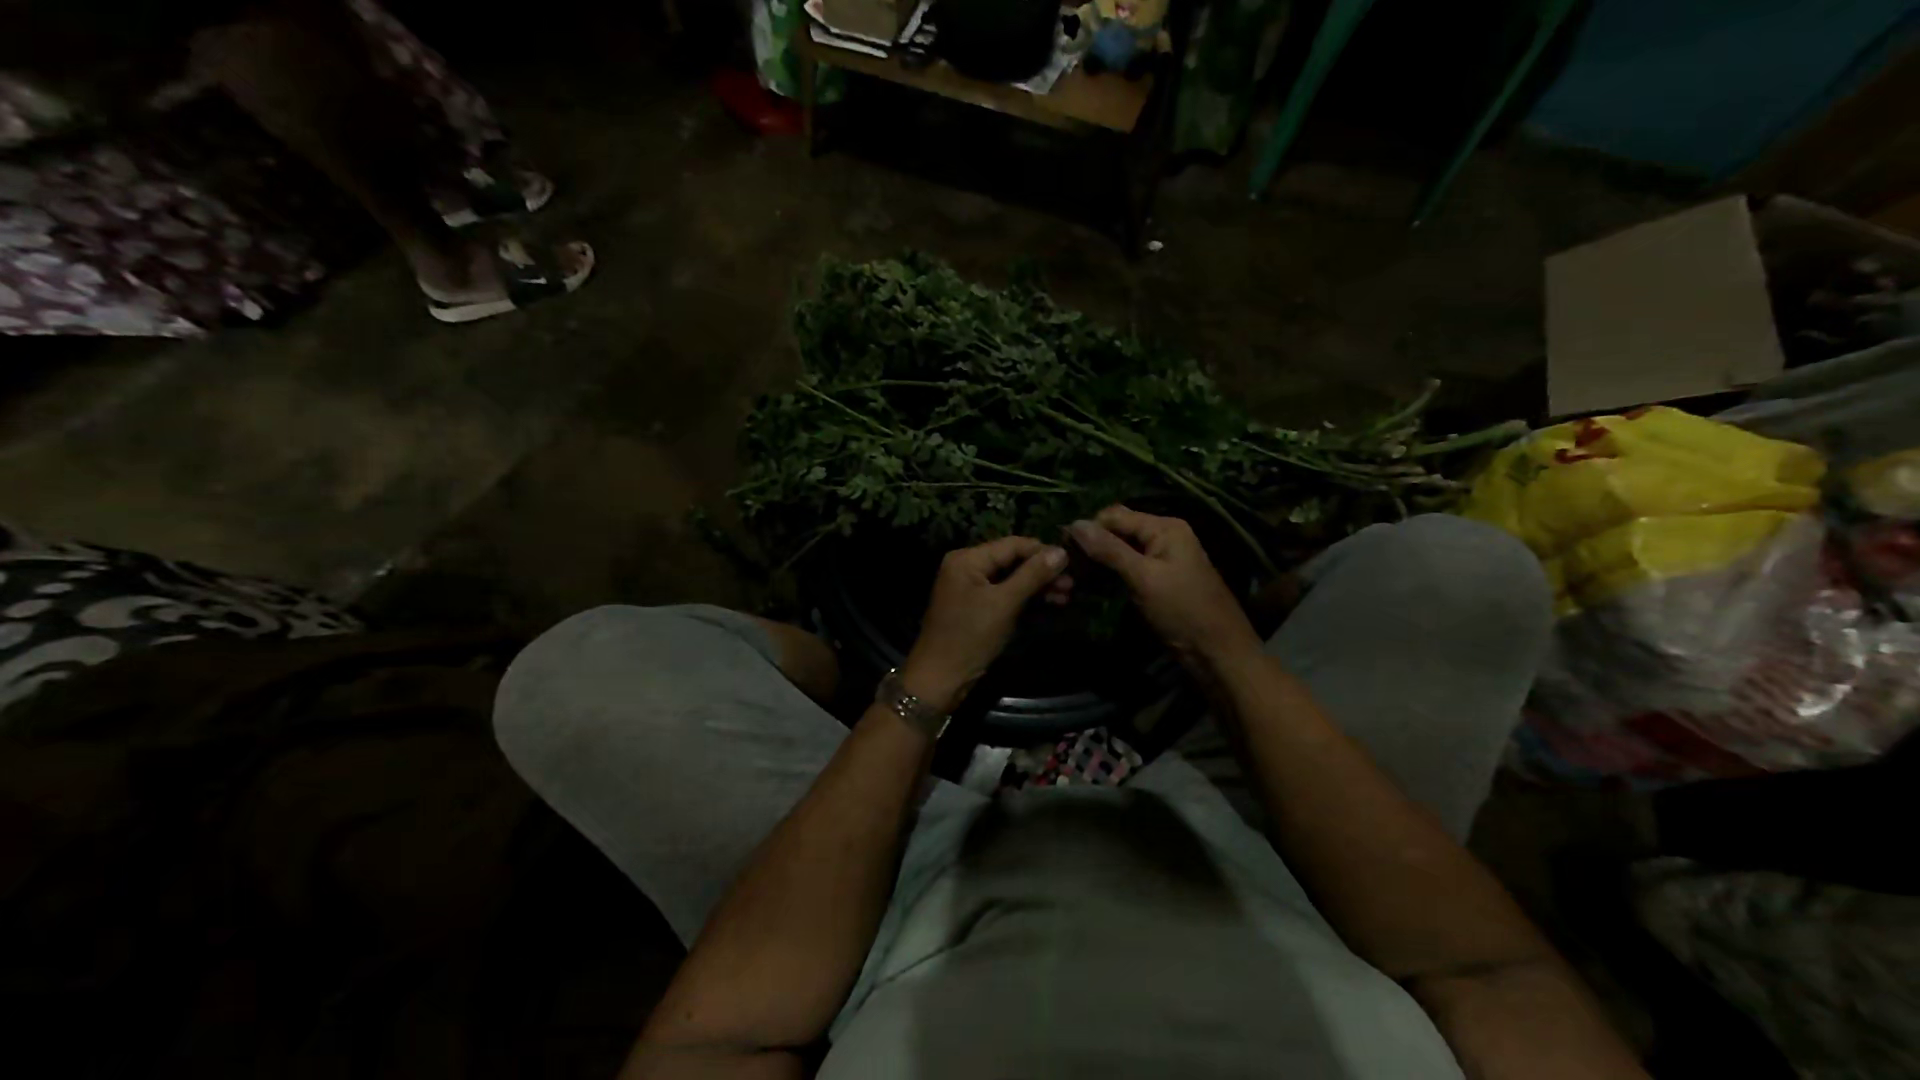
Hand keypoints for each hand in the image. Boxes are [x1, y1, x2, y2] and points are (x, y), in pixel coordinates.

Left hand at [900, 536, 1068, 712]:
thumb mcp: (1004, 603)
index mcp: (967, 558)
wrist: (940, 678)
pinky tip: (1049, 603)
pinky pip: (1004, 593)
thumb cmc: (970, 636)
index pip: (1012, 544)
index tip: (1073, 562)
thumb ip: (1032, 575)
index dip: (1043, 552)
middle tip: (1072, 584)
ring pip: (1010, 578)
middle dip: (1042, 571)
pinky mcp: (975, 606)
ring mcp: (970, 587)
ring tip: (1066, 596)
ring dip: (1037, 585)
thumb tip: (1061, 551)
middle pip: (1012, 559)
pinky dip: (1025, 597)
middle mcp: (966, 566)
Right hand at [1068, 505, 1263, 673]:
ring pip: (1120, 550)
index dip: (1087, 528)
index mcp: (1165, 527)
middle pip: (1117, 531)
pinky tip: (1090, 585)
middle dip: (1091, 545)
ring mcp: (1162, 558)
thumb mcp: (1143, 578)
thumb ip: (1109, 550)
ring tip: (1071, 576)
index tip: (1059, 549)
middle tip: (1063, 566)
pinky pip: (1128, 567)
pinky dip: (1110, 574)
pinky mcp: (1158, 579)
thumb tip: (1074, 523)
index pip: (1114, 515)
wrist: (1218, 651)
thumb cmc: (1183, 610)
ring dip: (1098, 561)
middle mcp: (1163, 535)